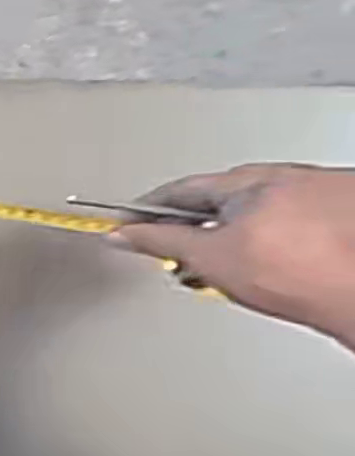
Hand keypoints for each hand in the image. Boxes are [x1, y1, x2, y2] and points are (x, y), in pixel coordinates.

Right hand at [113, 164, 354, 345]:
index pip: (182, 190)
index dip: (146, 210)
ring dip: (233, 232)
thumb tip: (124, 234)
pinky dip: (272, 238)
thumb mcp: (204, 256)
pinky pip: (295, 220)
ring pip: (261, 209)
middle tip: (173, 246)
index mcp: (260, 181)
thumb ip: (156, 240)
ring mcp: (336, 197)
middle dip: (193, 222)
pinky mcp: (352, 219)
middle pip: (224, 197)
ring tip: (222, 260)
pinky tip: (265, 261)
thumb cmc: (301, 275)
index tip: (128, 225)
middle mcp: (303, 180)